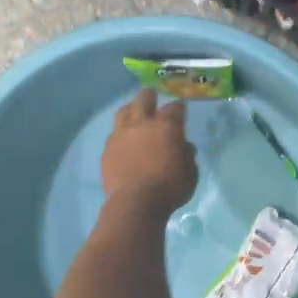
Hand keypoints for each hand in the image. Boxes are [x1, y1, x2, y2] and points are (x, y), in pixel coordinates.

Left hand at [102, 88, 198, 213]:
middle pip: (144, 99)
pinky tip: (123, 139)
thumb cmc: (170, 187)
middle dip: (150, 96)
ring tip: (134, 112)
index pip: (175, 107)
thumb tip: (184, 147)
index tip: (180, 110)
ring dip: (130, 109)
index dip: (178, 107)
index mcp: (167, 126)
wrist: (135, 202)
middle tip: (152, 96)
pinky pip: (114, 133)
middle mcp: (143, 124)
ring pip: (123, 111)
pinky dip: (121, 132)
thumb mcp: (190, 173)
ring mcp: (121, 134)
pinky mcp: (108, 148)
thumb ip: (187, 156)